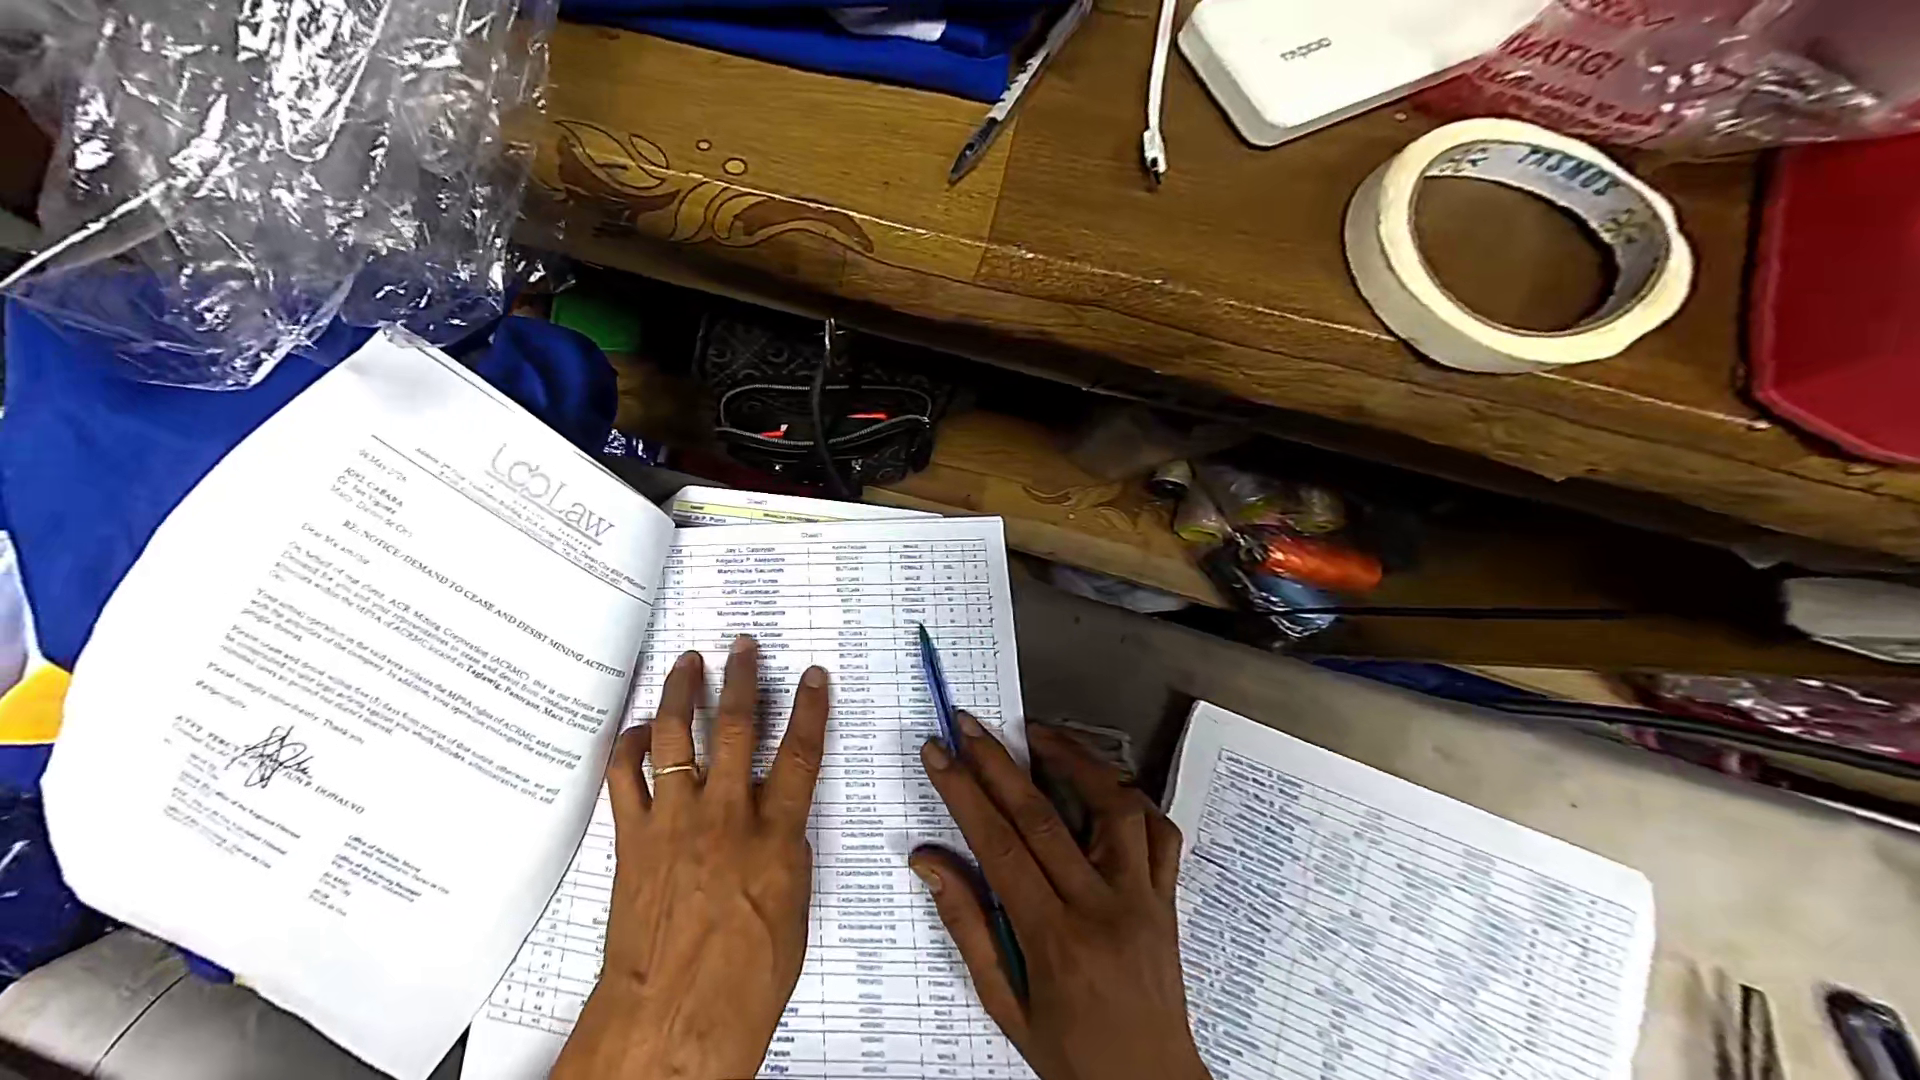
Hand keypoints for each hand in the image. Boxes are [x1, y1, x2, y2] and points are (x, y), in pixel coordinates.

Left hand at [552, 636, 828, 1079]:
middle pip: (739, 728)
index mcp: (775, 835)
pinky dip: (631, 746)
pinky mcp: (634, 839)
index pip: (801, 753)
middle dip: (743, 678)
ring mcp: (675, 823)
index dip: (810, 708)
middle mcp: (726, 816)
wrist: (672, 1023)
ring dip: (684, 693)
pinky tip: (640, 728)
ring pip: (678, 738)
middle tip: (742, 646)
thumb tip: (783, 815)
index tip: (813, 675)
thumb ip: (788, 848)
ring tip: (688, 662)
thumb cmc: (747, 979)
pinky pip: (626, 778)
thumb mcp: (793, 907)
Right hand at [911, 716, 1210, 1079]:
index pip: (998, 846)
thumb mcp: (1006, 1002)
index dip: (963, 792)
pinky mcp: (1168, 897)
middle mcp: (1103, 909)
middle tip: (969, 725)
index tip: (940, 754)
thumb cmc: (1072, 1055)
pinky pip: (1160, 832)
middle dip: (997, 762)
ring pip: (1115, 807)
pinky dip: (1133, 798)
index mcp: (1055, 940)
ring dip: (1075, 759)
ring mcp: (1143, 898)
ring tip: (1039, 734)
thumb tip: (929, 862)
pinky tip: (1105, 782)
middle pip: (1043, 816)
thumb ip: (967, 926)